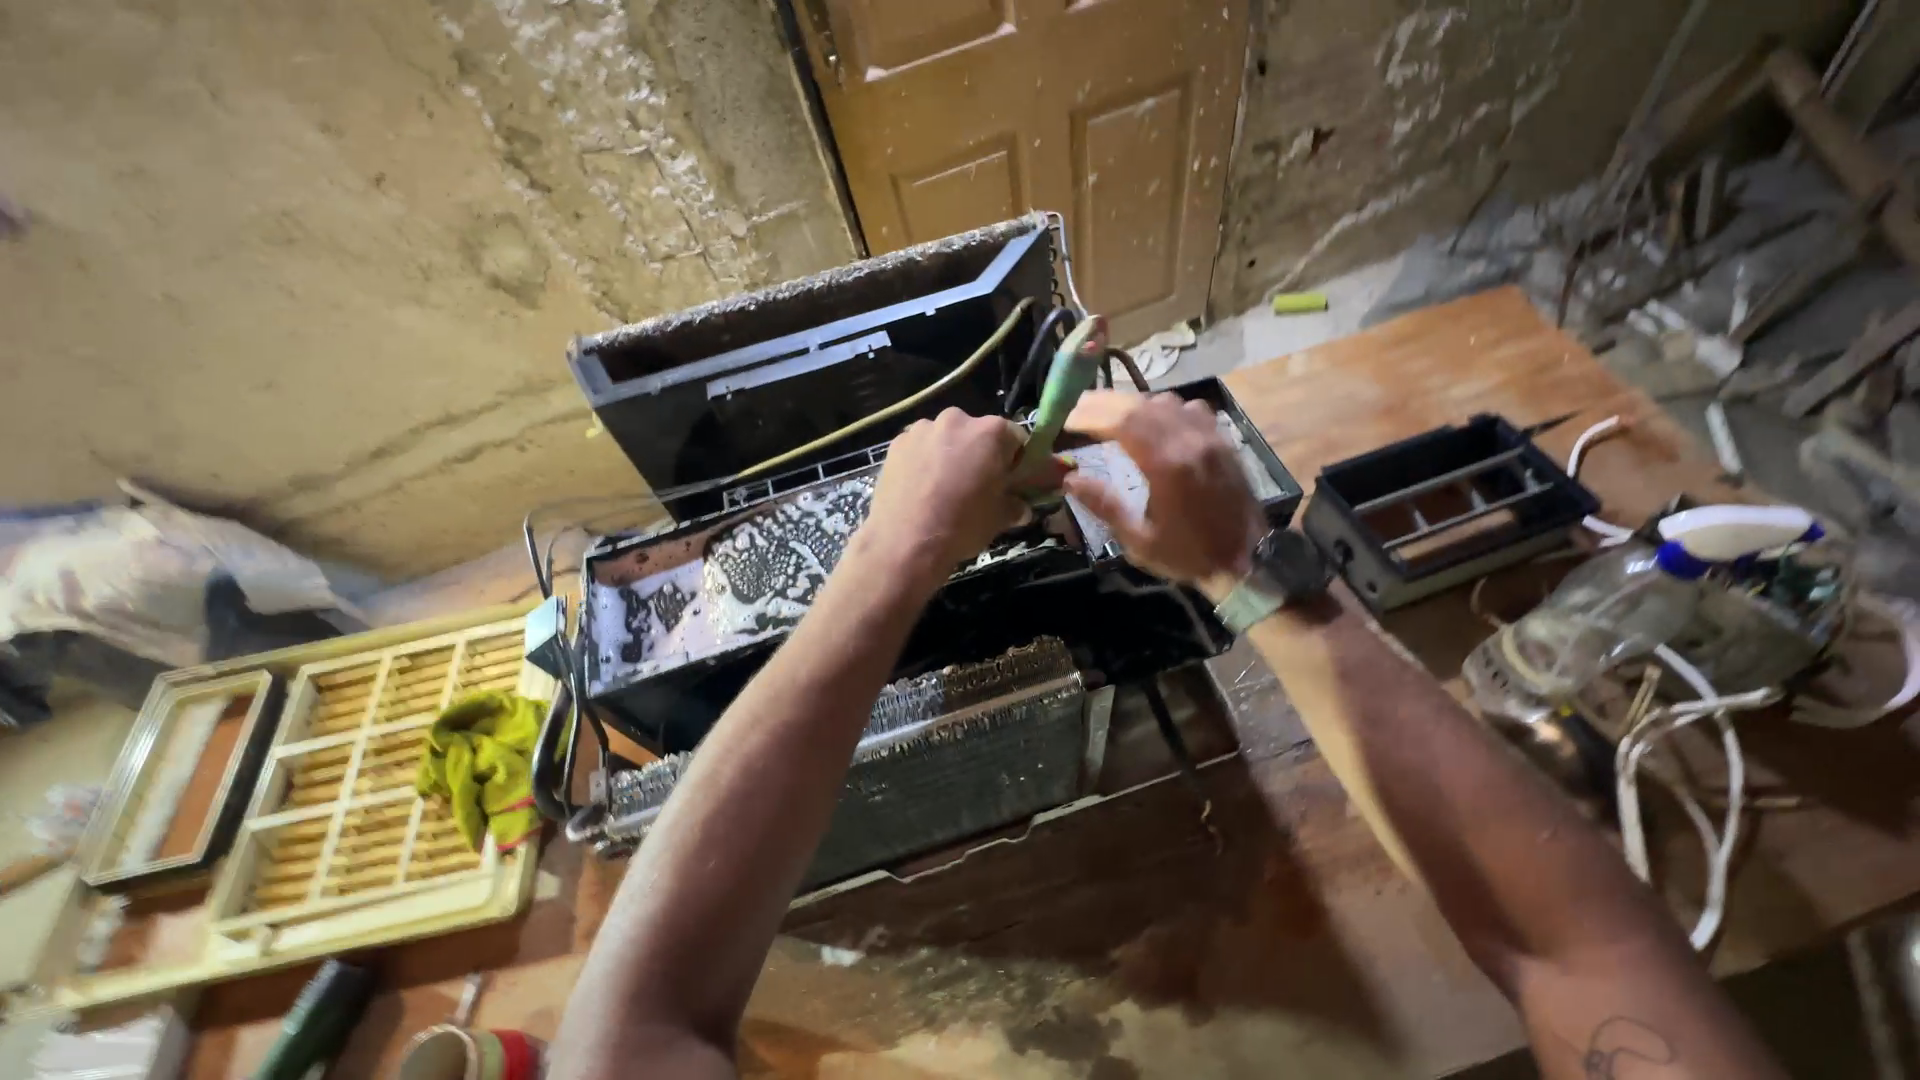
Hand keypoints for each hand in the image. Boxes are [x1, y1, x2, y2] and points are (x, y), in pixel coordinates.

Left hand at [855, 408, 1051, 589]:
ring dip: (949, 454)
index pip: (1014, 437)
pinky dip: (923, 460)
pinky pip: (919, 448)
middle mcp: (956, 420)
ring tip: (943, 487)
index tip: (1009, 478)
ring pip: (944, 438)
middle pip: (976, 433)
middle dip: (978, 453)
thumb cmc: (962, 525)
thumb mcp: (999, 519)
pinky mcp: (896, 443)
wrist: (905, 542)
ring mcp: (922, 429)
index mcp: (991, 432)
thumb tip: (1020, 508)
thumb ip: (1014, 505)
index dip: (1015, 459)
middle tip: (975, 484)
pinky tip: (920, 487)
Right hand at [1063, 391, 1265, 588]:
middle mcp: (1190, 442)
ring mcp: (1210, 437)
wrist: (1247, 559)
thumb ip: (1105, 506)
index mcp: (1168, 467)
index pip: (1122, 422)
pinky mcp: (1222, 440)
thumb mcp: (1139, 542)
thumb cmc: (1188, 556)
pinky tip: (1152, 420)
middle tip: (1077, 407)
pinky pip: (1190, 409)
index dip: (1090, 415)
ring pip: (1165, 402)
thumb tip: (1070, 479)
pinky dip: (1164, 408)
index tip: (1066, 417)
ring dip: (1133, 403)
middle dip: (1104, 403)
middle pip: (1140, 405)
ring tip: (1108, 413)